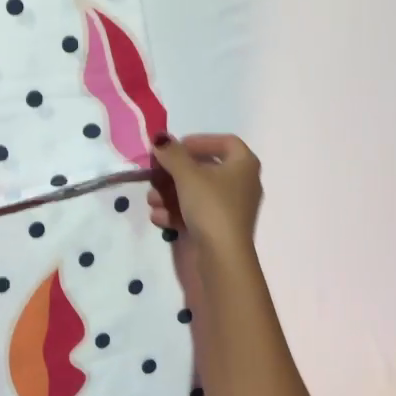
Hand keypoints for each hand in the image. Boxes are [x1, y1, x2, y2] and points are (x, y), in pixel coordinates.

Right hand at [147, 135, 262, 258]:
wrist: (222, 256)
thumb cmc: (211, 207)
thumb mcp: (188, 176)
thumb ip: (172, 155)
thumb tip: (160, 140)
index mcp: (244, 164)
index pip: (223, 142)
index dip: (198, 141)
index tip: (174, 148)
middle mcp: (242, 183)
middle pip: (205, 170)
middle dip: (175, 174)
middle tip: (155, 176)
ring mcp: (230, 208)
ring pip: (197, 194)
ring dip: (170, 195)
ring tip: (151, 200)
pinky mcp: (219, 228)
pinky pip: (196, 213)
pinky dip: (177, 213)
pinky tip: (158, 217)